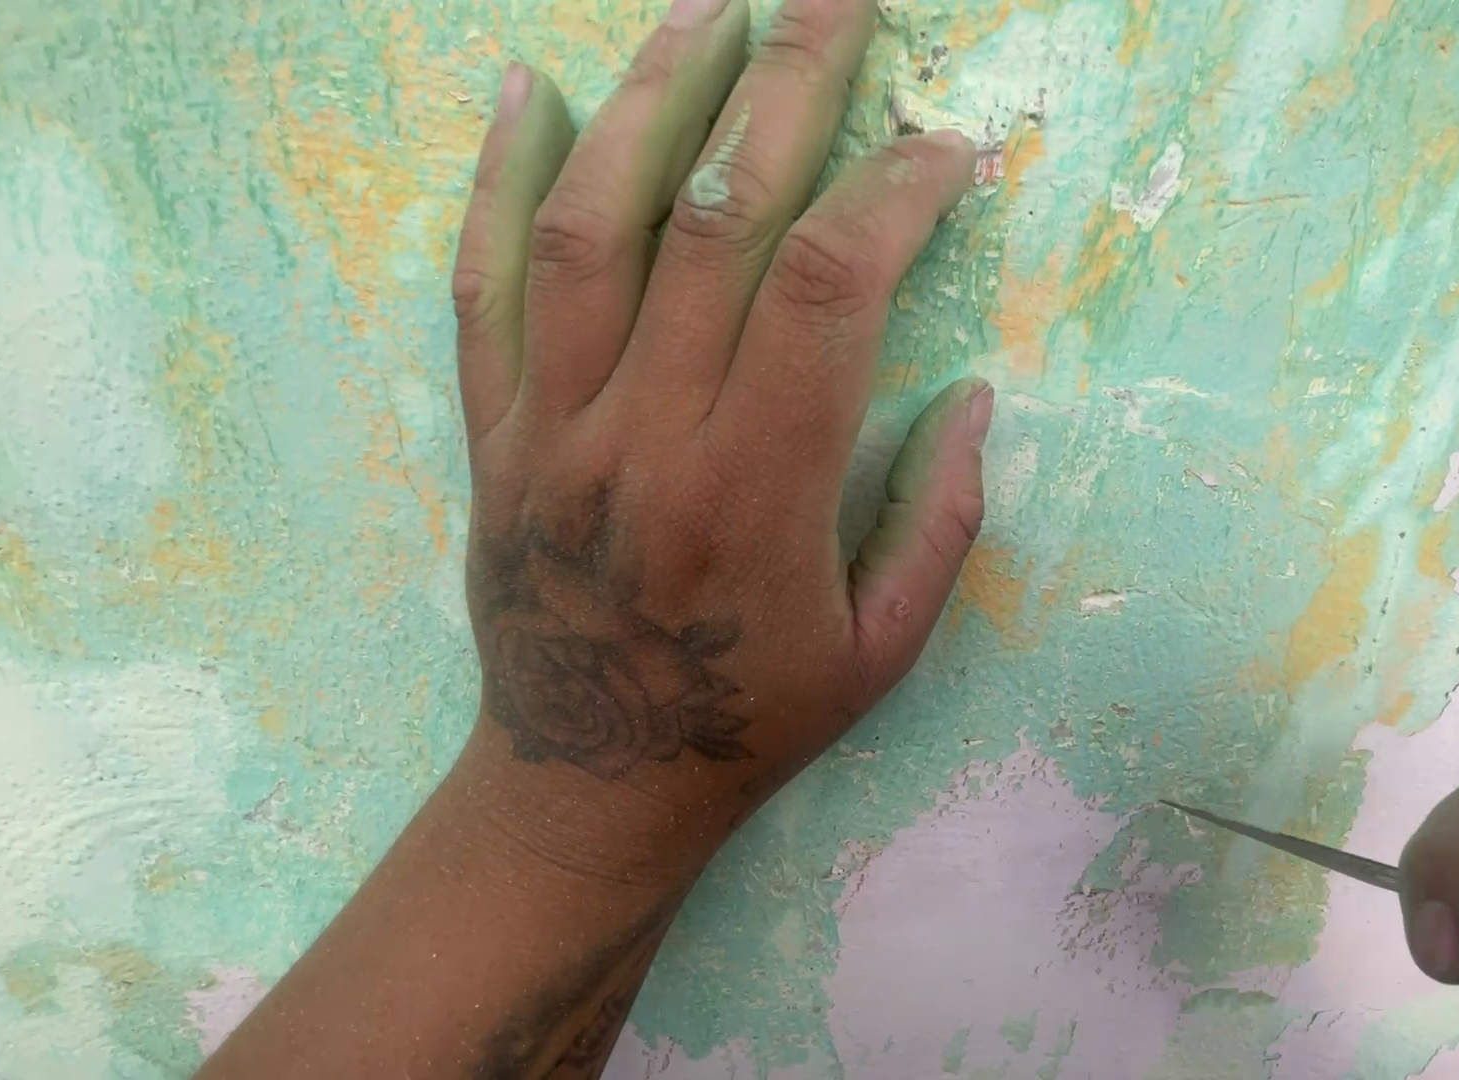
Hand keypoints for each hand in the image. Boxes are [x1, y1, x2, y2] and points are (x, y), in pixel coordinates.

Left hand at [451, 0, 990, 877]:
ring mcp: (551, 433)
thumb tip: (975, 401)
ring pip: (590, 227)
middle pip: (718, 222)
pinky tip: (524, 93)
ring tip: (710, 9)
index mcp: (759, 495)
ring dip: (655, 99)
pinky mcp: (493, 442)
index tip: (946, 150)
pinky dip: (498, 182)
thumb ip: (941, 524)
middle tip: (839, 2)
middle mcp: (647, 441)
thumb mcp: (884, 650)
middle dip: (791, 91)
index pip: (829, 290)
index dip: (896, 196)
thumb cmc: (754, 721)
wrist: (594, 782)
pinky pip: (482, 289)